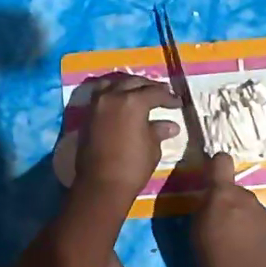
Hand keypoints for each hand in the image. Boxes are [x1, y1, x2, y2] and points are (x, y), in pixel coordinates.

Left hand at [74, 74, 179, 198]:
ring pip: (114, 84)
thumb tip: (170, 126)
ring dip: (128, 85)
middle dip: (149, 87)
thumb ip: (158, 131)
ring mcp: (97, 104)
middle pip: (133, 82)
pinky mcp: (87, 115)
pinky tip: (121, 100)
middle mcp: (113, 96)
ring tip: (139, 92)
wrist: (101, 184)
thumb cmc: (132, 167)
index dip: (168, 97)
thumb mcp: (152, 148)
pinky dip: (113, 93)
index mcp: (133, 102)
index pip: (155, 93)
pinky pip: (101, 95)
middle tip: (161, 93)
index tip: (178, 103)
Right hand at [192, 153, 265, 266]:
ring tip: (226, 239)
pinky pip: (253, 221)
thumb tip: (209, 196)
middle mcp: (247, 197)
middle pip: (233, 189)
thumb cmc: (215, 258)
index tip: (207, 177)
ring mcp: (262, 213)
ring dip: (236, 215)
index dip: (214, 165)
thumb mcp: (196, 230)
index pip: (222, 161)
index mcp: (224, 193)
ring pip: (244, 205)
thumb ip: (203, 207)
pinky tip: (240, 248)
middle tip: (211, 221)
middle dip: (224, 199)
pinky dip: (246, 229)